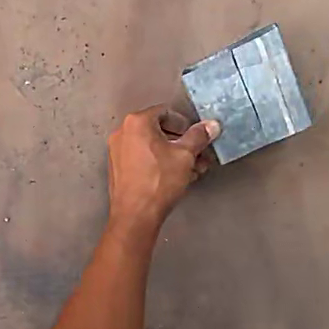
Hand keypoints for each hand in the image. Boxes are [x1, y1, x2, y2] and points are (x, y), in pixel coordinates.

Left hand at [106, 105, 219, 237]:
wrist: (136, 215)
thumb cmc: (159, 182)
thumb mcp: (185, 155)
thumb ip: (199, 136)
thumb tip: (211, 125)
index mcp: (137, 122)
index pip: (166, 112)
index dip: (186, 124)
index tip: (197, 138)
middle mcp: (123, 133)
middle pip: (158, 130)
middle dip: (181, 143)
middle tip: (197, 155)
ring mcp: (117, 152)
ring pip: (151, 147)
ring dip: (173, 155)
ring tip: (191, 170)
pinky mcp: (118, 170)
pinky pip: (142, 159)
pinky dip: (159, 164)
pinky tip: (174, 178)